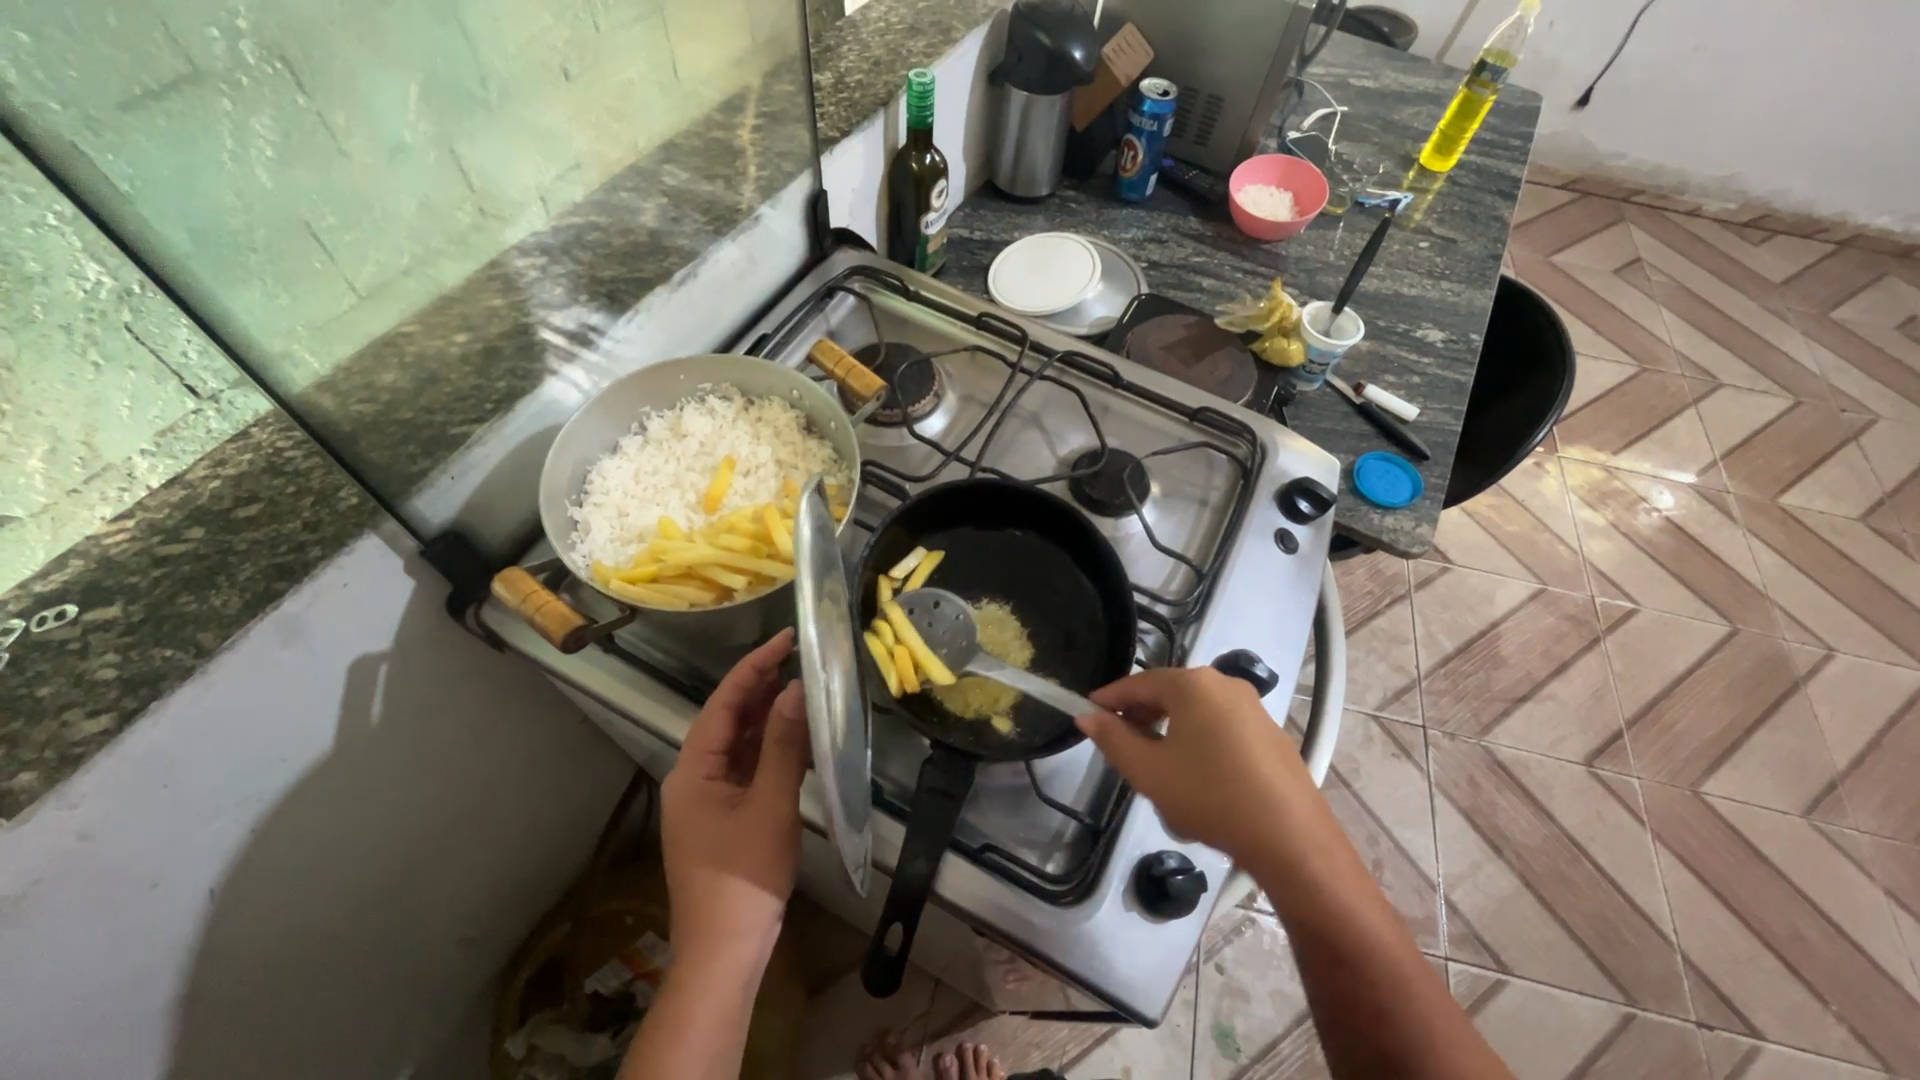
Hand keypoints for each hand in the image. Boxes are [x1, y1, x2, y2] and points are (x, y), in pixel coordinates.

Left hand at [661, 627, 809, 962]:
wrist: (725, 950)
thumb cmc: (744, 876)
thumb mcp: (770, 806)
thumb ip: (785, 746)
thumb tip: (797, 689)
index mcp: (693, 770)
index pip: (724, 703)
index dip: (755, 666)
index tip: (787, 638)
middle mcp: (694, 777)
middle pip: (730, 720)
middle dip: (763, 688)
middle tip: (802, 657)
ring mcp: (709, 800)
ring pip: (741, 746)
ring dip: (771, 719)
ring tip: (805, 687)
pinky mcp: (725, 818)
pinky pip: (748, 771)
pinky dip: (773, 752)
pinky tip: (801, 740)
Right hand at [1076, 666, 1316, 862]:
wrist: (1289, 837)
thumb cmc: (1209, 797)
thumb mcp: (1148, 771)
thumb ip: (1113, 739)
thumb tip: (1087, 717)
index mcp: (1193, 685)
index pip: (1138, 682)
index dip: (1109, 698)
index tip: (1087, 713)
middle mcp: (1225, 684)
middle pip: (1170, 692)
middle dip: (1140, 713)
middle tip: (1117, 740)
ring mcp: (1253, 708)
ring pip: (1196, 710)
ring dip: (1168, 727)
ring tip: (1152, 761)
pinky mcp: (1270, 733)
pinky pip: (1221, 725)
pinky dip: (1198, 738)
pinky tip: (1194, 773)